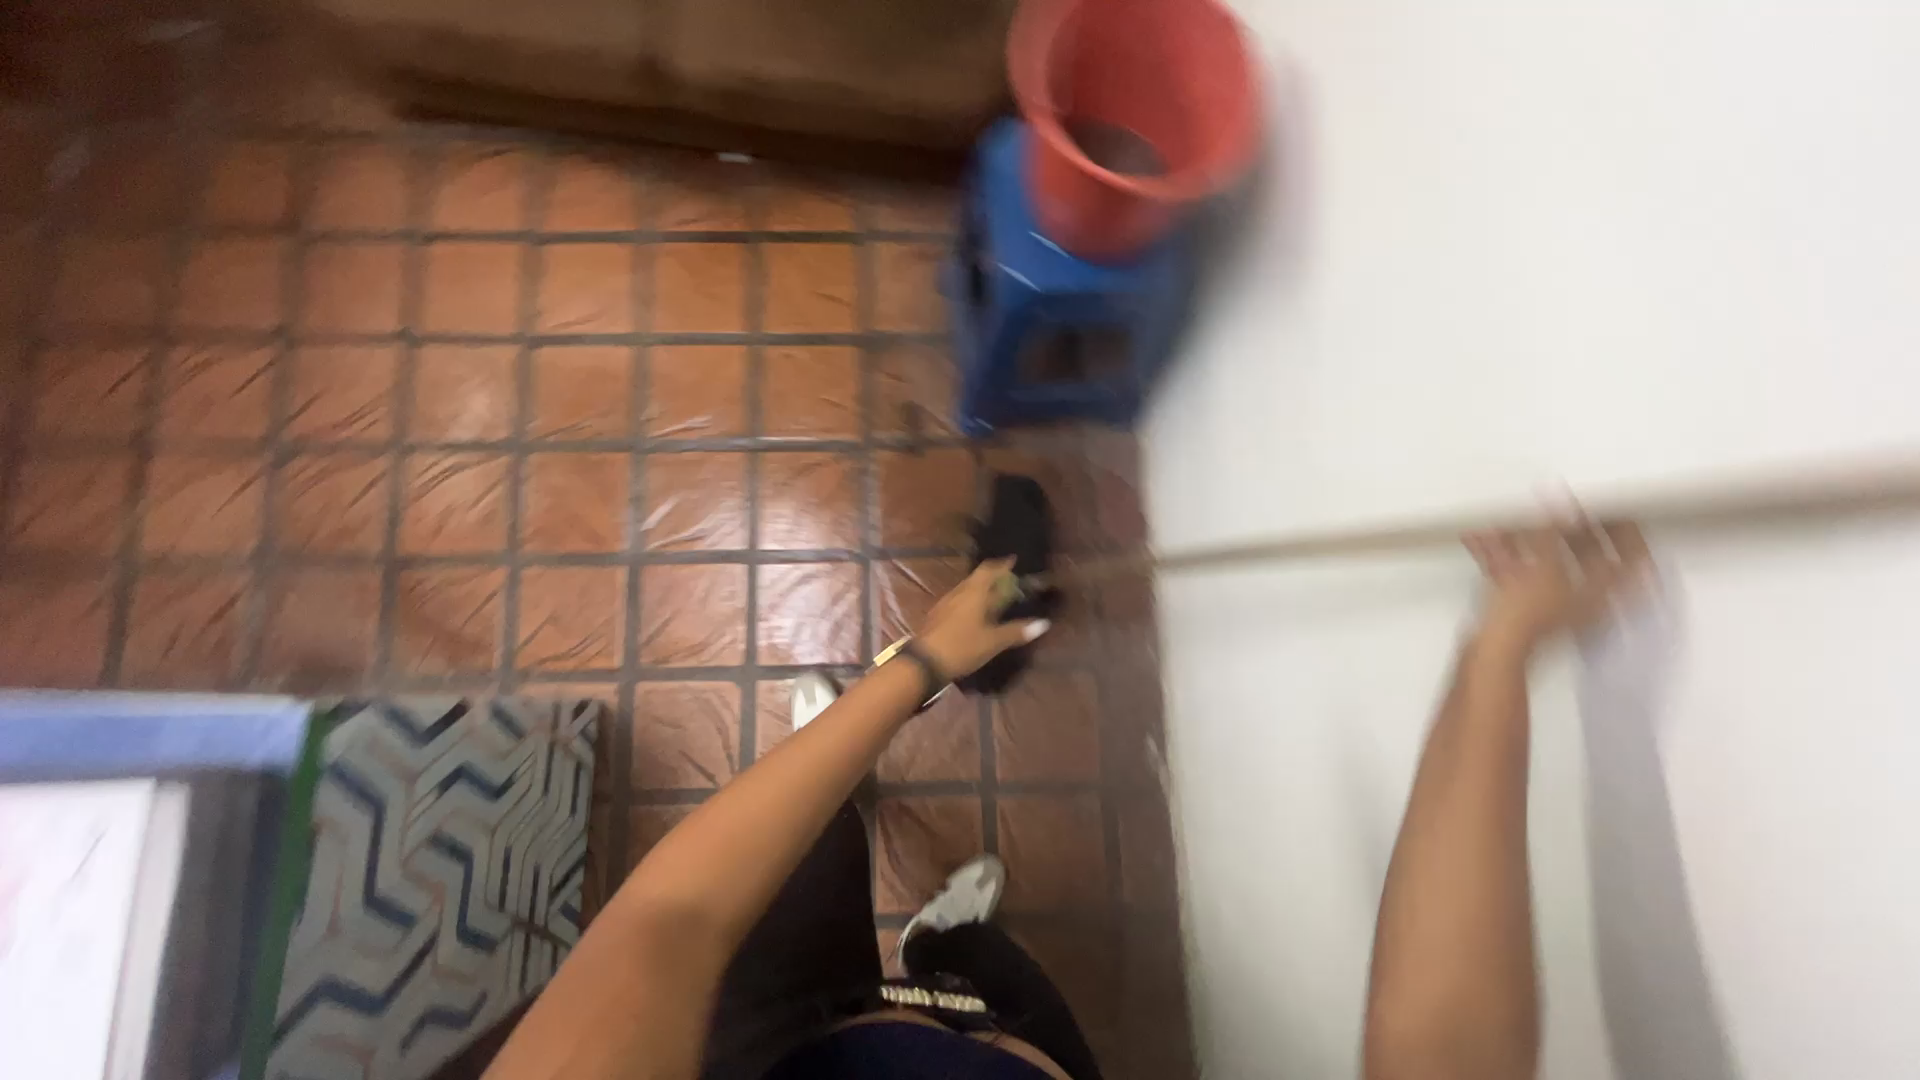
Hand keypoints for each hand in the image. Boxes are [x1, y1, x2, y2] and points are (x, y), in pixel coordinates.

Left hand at [915, 557, 1051, 678]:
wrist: (924, 662)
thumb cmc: (962, 647)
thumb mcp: (993, 641)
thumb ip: (1016, 631)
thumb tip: (1043, 623)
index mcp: (974, 592)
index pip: (989, 570)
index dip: (1002, 565)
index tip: (1014, 561)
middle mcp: (959, 592)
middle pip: (977, 578)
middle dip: (993, 578)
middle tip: (1009, 582)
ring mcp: (946, 603)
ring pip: (967, 590)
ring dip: (982, 591)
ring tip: (996, 599)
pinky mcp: (938, 615)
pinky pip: (959, 601)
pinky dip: (972, 602)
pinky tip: (977, 615)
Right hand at [1465, 517, 1651, 652]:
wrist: (1492, 650)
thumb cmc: (1529, 618)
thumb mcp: (1545, 566)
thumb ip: (1551, 531)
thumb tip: (1559, 503)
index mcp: (1609, 591)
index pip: (1633, 552)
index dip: (1622, 525)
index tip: (1608, 503)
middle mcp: (1588, 597)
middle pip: (1585, 553)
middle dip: (1563, 526)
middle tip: (1555, 503)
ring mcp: (1554, 601)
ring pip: (1544, 560)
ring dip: (1523, 538)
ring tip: (1508, 515)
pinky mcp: (1524, 605)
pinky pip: (1517, 571)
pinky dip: (1501, 554)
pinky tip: (1482, 538)